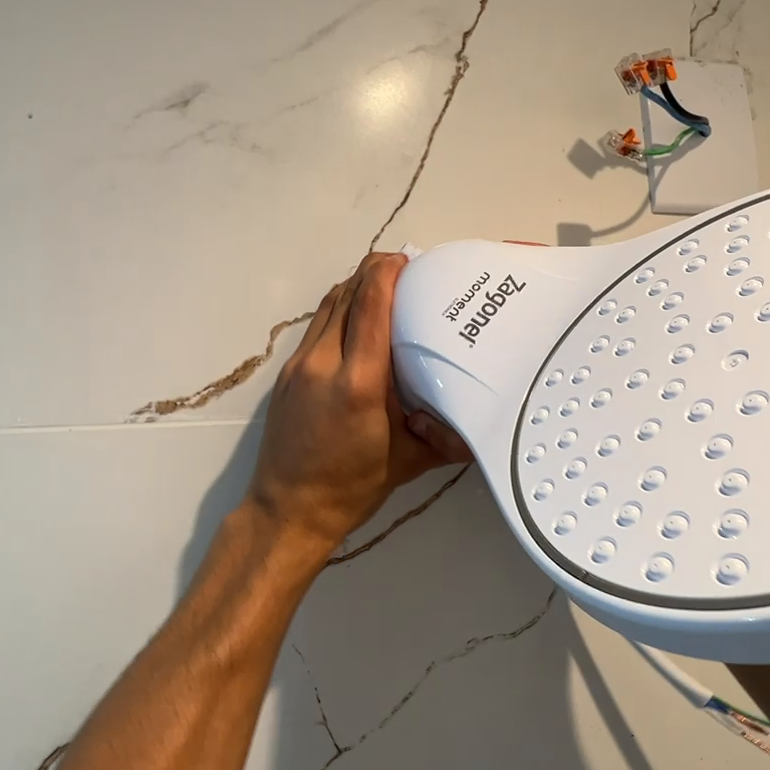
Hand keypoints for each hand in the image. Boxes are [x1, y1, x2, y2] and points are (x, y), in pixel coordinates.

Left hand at [246, 252, 472, 554]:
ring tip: (384, 287)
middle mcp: (323, 363)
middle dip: (373, 271)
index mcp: (358, 382)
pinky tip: (358, 320)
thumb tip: (482, 415)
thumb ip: (445, 434)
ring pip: (326, 306)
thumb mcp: (409, 461)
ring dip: (353, 287)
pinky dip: (337, 310)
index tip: (408, 259)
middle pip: (345, 294)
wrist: (287, 509)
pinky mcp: (287, 372)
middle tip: (405, 269)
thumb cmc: (351, 489)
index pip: (370, 306)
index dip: (387, 272)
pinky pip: (315, 325)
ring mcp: (299, 365)